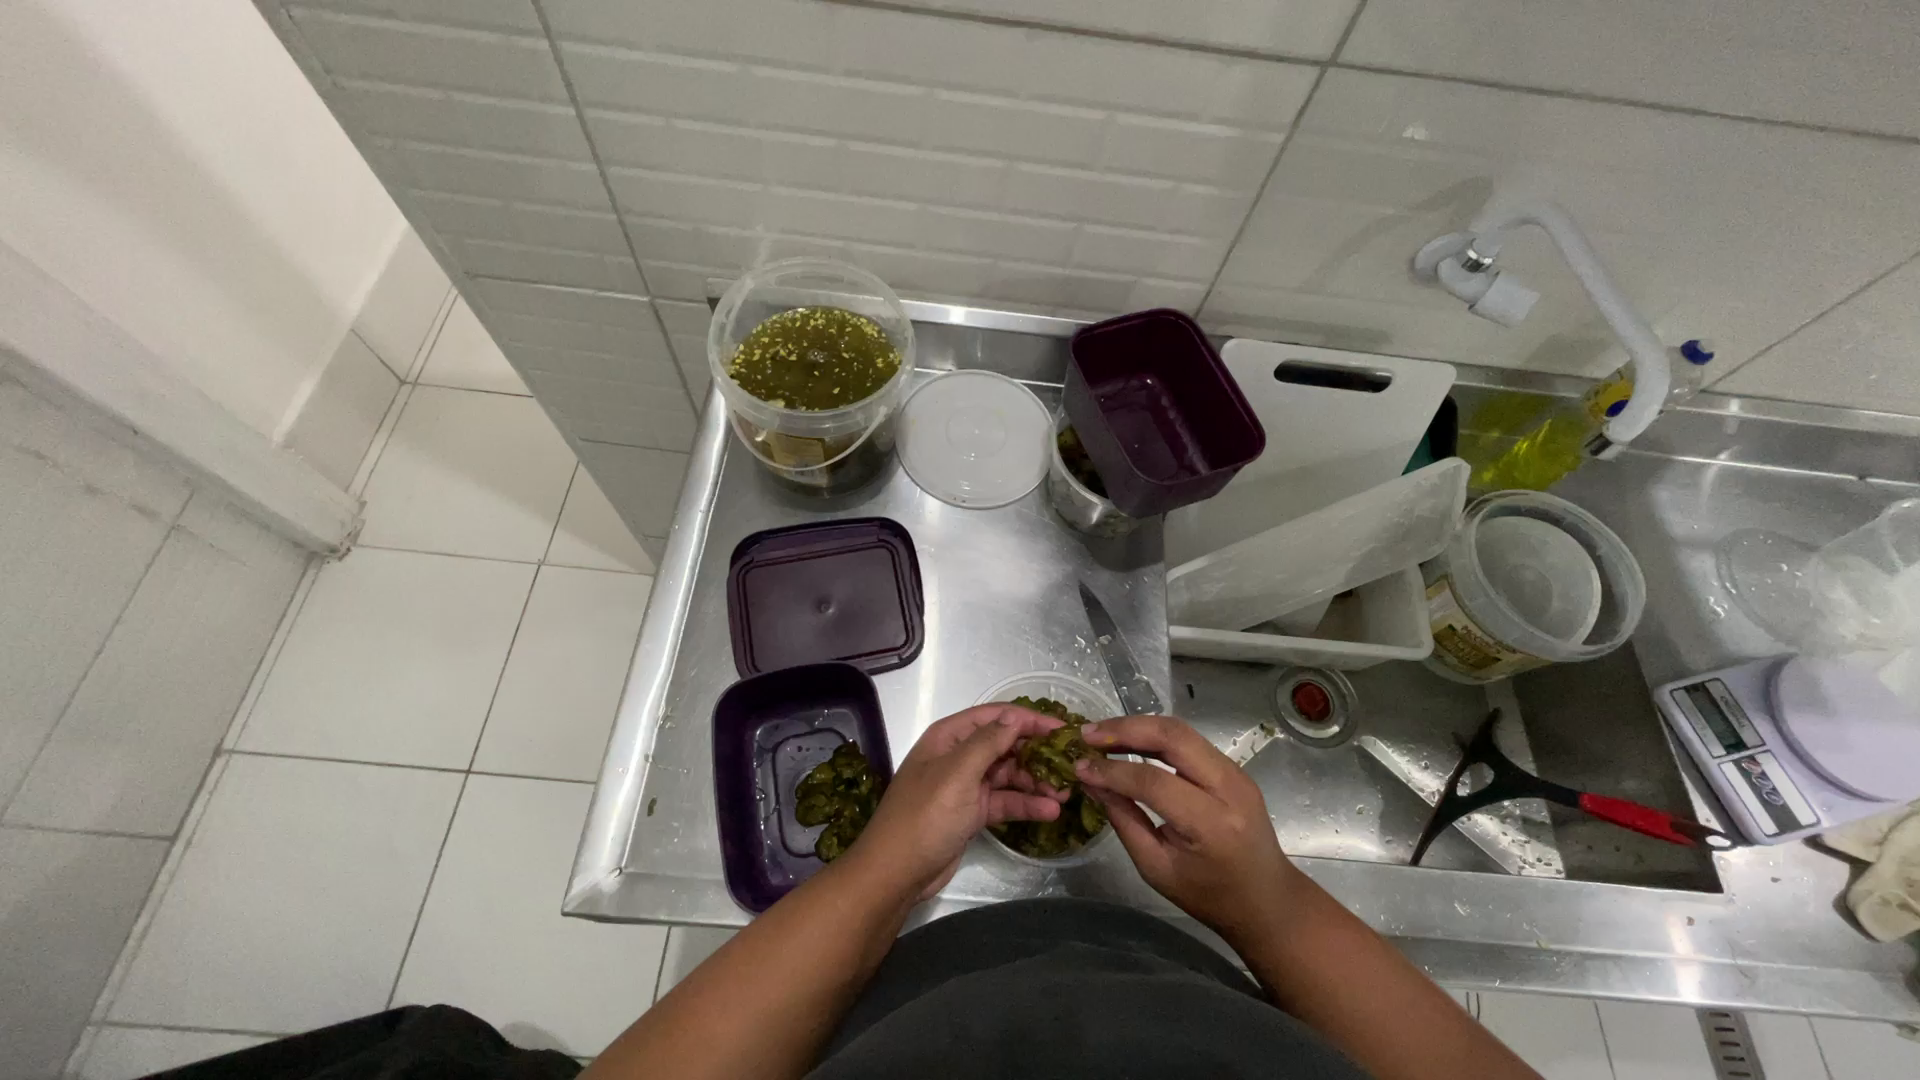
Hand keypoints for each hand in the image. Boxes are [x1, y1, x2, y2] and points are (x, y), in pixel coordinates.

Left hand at [847, 704, 1068, 900]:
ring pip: (1008, 775)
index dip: (1028, 720)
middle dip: (1036, 754)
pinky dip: (1025, 804)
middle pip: (1005, 745)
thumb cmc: (925, 815)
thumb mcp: (957, 773)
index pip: (995, 717)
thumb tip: (1015, 716)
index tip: (1062, 730)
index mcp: (949, 737)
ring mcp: (965, 785)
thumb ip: (988, 742)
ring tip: (1066, 793)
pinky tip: (1050, 811)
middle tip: (1070, 766)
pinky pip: (1004, 801)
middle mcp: (958, 756)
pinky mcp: (971, 813)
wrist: (895, 872)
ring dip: (1035, 781)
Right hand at [1075, 715, 1303, 948]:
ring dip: (1138, 726)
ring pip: (1181, 731)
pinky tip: (1129, 741)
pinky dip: (1155, 735)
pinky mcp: (1233, 768)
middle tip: (1088, 735)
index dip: (1112, 771)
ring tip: (1102, 734)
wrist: (1268, 900)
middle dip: (1125, 729)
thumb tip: (1091, 781)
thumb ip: (1124, 820)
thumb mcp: (1156, 868)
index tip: (1078, 765)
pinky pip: (1189, 740)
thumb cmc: (1209, 895)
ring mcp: (1235, 773)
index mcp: (1211, 823)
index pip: (1153, 781)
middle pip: (1172, 737)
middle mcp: (1229, 788)